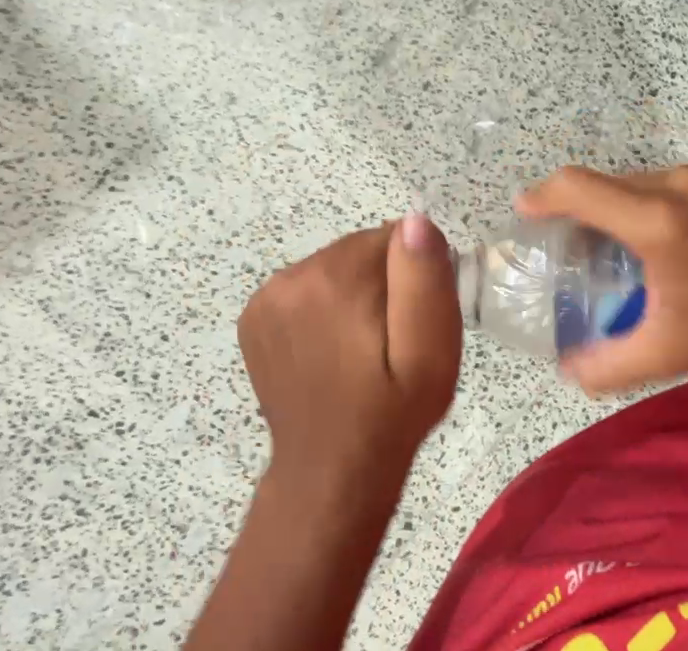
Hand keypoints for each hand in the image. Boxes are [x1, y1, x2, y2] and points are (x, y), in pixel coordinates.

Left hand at [238, 215, 462, 490]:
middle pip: (364, 249)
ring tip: (371, 342)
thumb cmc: (395, 405)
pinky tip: (341, 344)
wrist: (334, 467)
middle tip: (401, 334)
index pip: (396, 236)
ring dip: (361, 291)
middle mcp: (290, 278)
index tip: (422, 315)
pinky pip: (311, 287)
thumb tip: (415, 220)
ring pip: (338, 265)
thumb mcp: (430, 344)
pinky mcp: (256, 319)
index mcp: (334, 279)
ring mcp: (265, 300)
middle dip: (390, 279)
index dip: (421, 271)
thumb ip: (423, 277)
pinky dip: (332, 305)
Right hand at [516, 155, 687, 392]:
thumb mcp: (667, 350)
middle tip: (597, 250)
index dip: (544, 194)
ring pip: (655, 180)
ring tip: (657, 247)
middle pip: (617, 186)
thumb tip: (567, 368)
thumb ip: (606, 364)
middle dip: (599, 214)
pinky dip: (681, 197)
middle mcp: (682, 179)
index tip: (528, 208)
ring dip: (644, 207)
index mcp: (658, 219)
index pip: (579, 188)